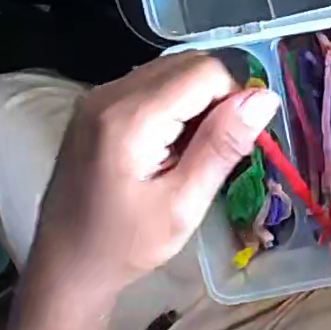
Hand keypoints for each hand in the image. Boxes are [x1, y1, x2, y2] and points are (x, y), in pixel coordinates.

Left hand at [31, 54, 279, 298]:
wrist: (65, 265)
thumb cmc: (126, 245)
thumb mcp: (183, 204)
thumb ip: (222, 145)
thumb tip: (265, 98)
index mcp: (129, 118)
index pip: (205, 72)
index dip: (233, 99)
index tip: (233, 144)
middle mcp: (109, 93)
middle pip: (188, 63)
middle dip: (216, 97)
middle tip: (214, 150)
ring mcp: (97, 96)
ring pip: (171, 69)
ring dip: (196, 100)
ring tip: (190, 151)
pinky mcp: (95, 105)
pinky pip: (150, 82)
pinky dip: (174, 103)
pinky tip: (169, 145)